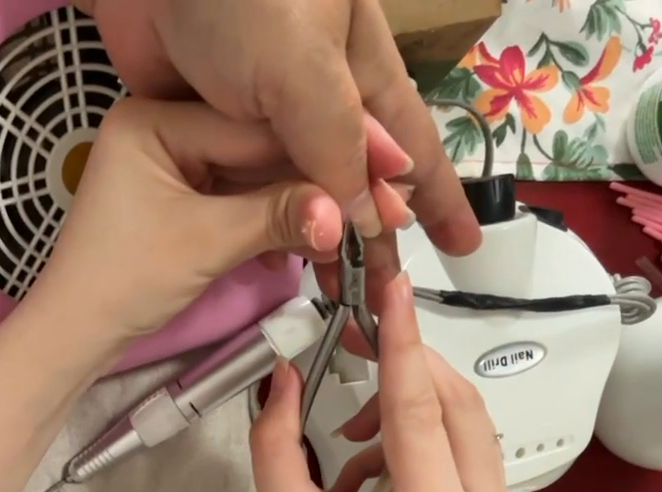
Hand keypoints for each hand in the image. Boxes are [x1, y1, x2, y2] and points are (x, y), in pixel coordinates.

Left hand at [29, 97, 411, 359]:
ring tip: (348, 228)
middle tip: (379, 207)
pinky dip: (266, 219)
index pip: (257, 128)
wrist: (72, 336)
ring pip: (250, 176)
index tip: (385, 175)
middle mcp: (162, 126)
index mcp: (156, 117)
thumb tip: (350, 213)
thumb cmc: (123, 283)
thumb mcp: (206, 242)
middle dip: (312, 183)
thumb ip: (280, 215)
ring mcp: (167, 163)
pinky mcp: (172, 197)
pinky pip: (232, 198)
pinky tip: (306, 238)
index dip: (322, 155)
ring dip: (296, 205)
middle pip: (257, 149)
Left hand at [81, 0, 483, 273]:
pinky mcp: (203, 130)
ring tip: (336, 291)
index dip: (429, 195)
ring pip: (294, 189)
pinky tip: (274, 261)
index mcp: (350, 66)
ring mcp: (252, 115)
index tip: (458, 245)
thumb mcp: (301, 71)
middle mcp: (308, 93)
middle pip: (347, 177)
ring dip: (314, 237)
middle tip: (382, 293)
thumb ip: (335, 146)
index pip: (403, 140)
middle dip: (370, 234)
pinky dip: (260, 224)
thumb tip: (368, 218)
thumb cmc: (236, 5)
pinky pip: (240, 190)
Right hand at [250, 273, 513, 491]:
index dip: (402, 348)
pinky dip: (413, 426)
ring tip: (349, 432)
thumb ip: (275, 441)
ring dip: (407, 398)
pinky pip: (461, 434)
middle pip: (456, 404)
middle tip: (356, 339)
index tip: (394, 289)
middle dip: (405, 364)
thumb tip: (286, 371)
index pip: (419, 416)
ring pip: (465, 414)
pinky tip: (370, 459)